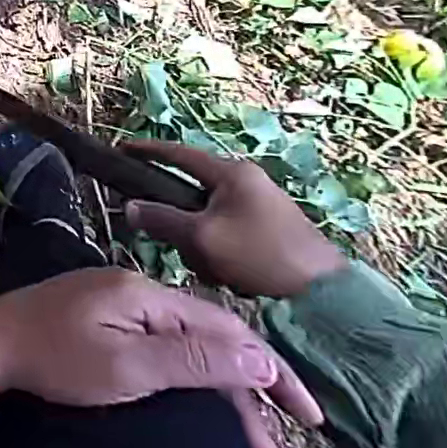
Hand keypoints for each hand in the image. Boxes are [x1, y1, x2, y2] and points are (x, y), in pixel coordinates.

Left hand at [0, 267, 321, 447]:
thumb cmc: (57, 358)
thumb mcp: (128, 366)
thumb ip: (192, 359)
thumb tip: (258, 356)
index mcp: (147, 293)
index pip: (225, 325)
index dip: (269, 368)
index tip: (308, 414)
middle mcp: (138, 290)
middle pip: (208, 335)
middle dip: (248, 389)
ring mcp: (118, 303)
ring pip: (185, 343)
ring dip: (218, 388)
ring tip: (249, 444)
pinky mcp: (103, 319)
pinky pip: (160, 345)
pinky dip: (186, 376)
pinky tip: (198, 401)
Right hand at [122, 139, 348, 298]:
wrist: (325, 298)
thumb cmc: (261, 257)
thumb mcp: (203, 238)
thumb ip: (163, 219)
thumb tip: (130, 206)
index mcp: (231, 172)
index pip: (178, 152)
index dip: (147, 150)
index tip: (121, 149)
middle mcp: (246, 179)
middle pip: (191, 189)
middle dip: (180, 219)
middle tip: (178, 244)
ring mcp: (260, 203)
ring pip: (207, 214)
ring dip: (201, 240)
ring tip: (212, 267)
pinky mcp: (269, 227)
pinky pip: (226, 229)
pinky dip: (218, 248)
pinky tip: (228, 273)